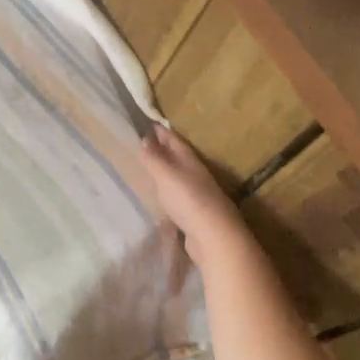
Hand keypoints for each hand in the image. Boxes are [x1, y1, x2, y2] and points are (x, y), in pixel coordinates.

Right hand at [139, 126, 256, 268]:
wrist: (213, 237)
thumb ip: (155, 158)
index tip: (149, 122)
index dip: (163, 131)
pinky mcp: (195, 213)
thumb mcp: (166, 175)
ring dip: (166, 170)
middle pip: (178, 157)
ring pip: (179, 176)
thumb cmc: (188, 200)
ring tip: (150, 168)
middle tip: (146, 142)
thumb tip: (145, 138)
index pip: (175, 141)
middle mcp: (196, 175)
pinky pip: (178, 195)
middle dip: (164, 149)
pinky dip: (168, 190)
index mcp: (190, 162)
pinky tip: (160, 195)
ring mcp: (197, 194)